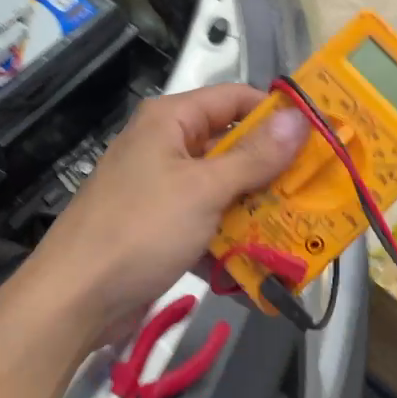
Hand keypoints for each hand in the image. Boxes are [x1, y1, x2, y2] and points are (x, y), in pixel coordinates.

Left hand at [22, 84, 308, 332]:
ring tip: (303, 229)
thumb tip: (300, 118)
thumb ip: (255, 156)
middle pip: (231, 146)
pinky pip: (206, 224)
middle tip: (321, 188)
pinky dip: (229, 241)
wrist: (74, 299)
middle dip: (273, 169)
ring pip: (222, 189)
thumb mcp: (204, 189)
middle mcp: (165, 146)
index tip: (321, 134)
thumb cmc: (140, 230)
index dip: (276, 113)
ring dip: (256, 210)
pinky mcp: (160, 229)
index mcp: (170, 120)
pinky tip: (261, 266)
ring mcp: (161, 189)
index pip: (234, 99)